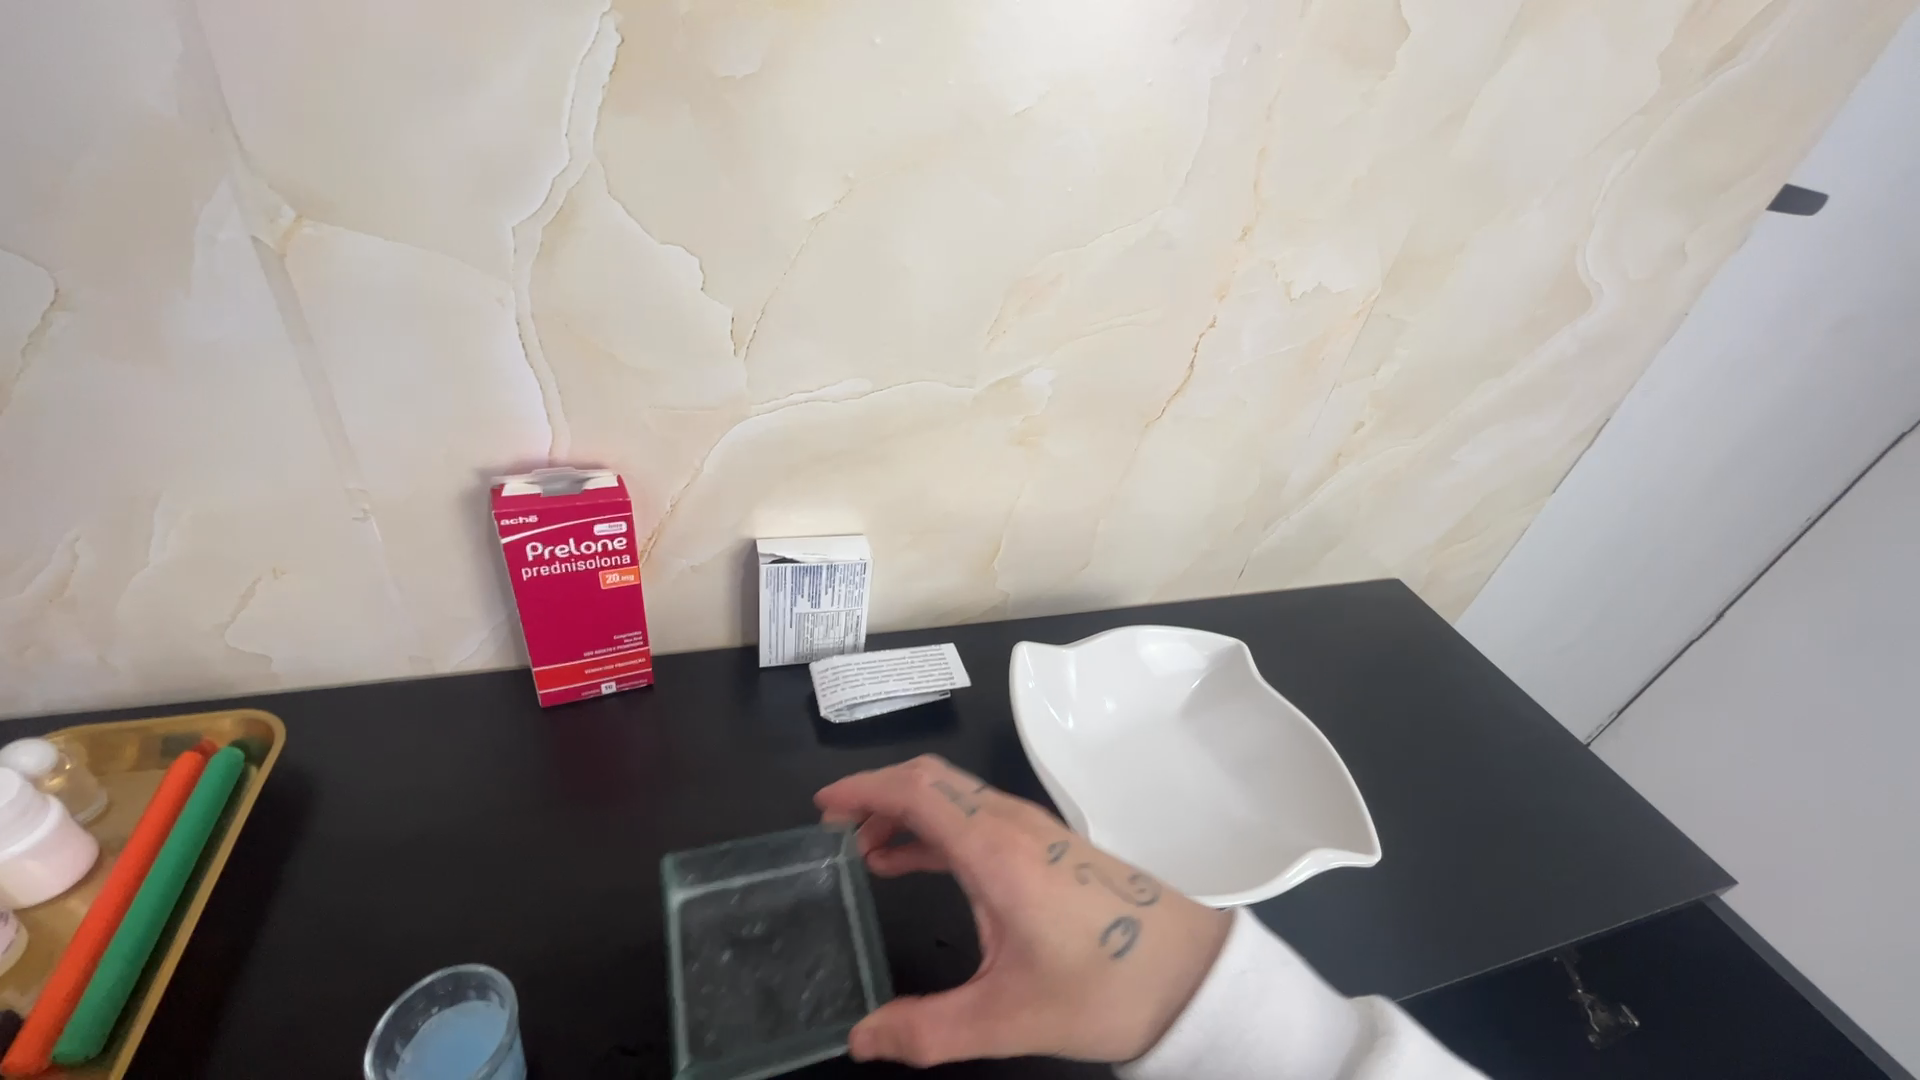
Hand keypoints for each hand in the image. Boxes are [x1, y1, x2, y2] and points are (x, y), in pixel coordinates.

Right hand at [814, 755, 1231, 1065]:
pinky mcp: (1044, 842)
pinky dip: (932, 826)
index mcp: (995, 851)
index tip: (822, 805)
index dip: (864, 788)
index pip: (917, 790)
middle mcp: (1010, 824)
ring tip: (863, 852)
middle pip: (931, 780)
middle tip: (833, 830)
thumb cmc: (1101, 988)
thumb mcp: (1008, 1019)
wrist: (1190, 972)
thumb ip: (927, 1032)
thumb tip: (859, 1041)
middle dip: (876, 795)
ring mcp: (1031, 828)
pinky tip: (911, 861)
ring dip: (904, 811)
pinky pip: (973, 815)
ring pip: (953, 794)